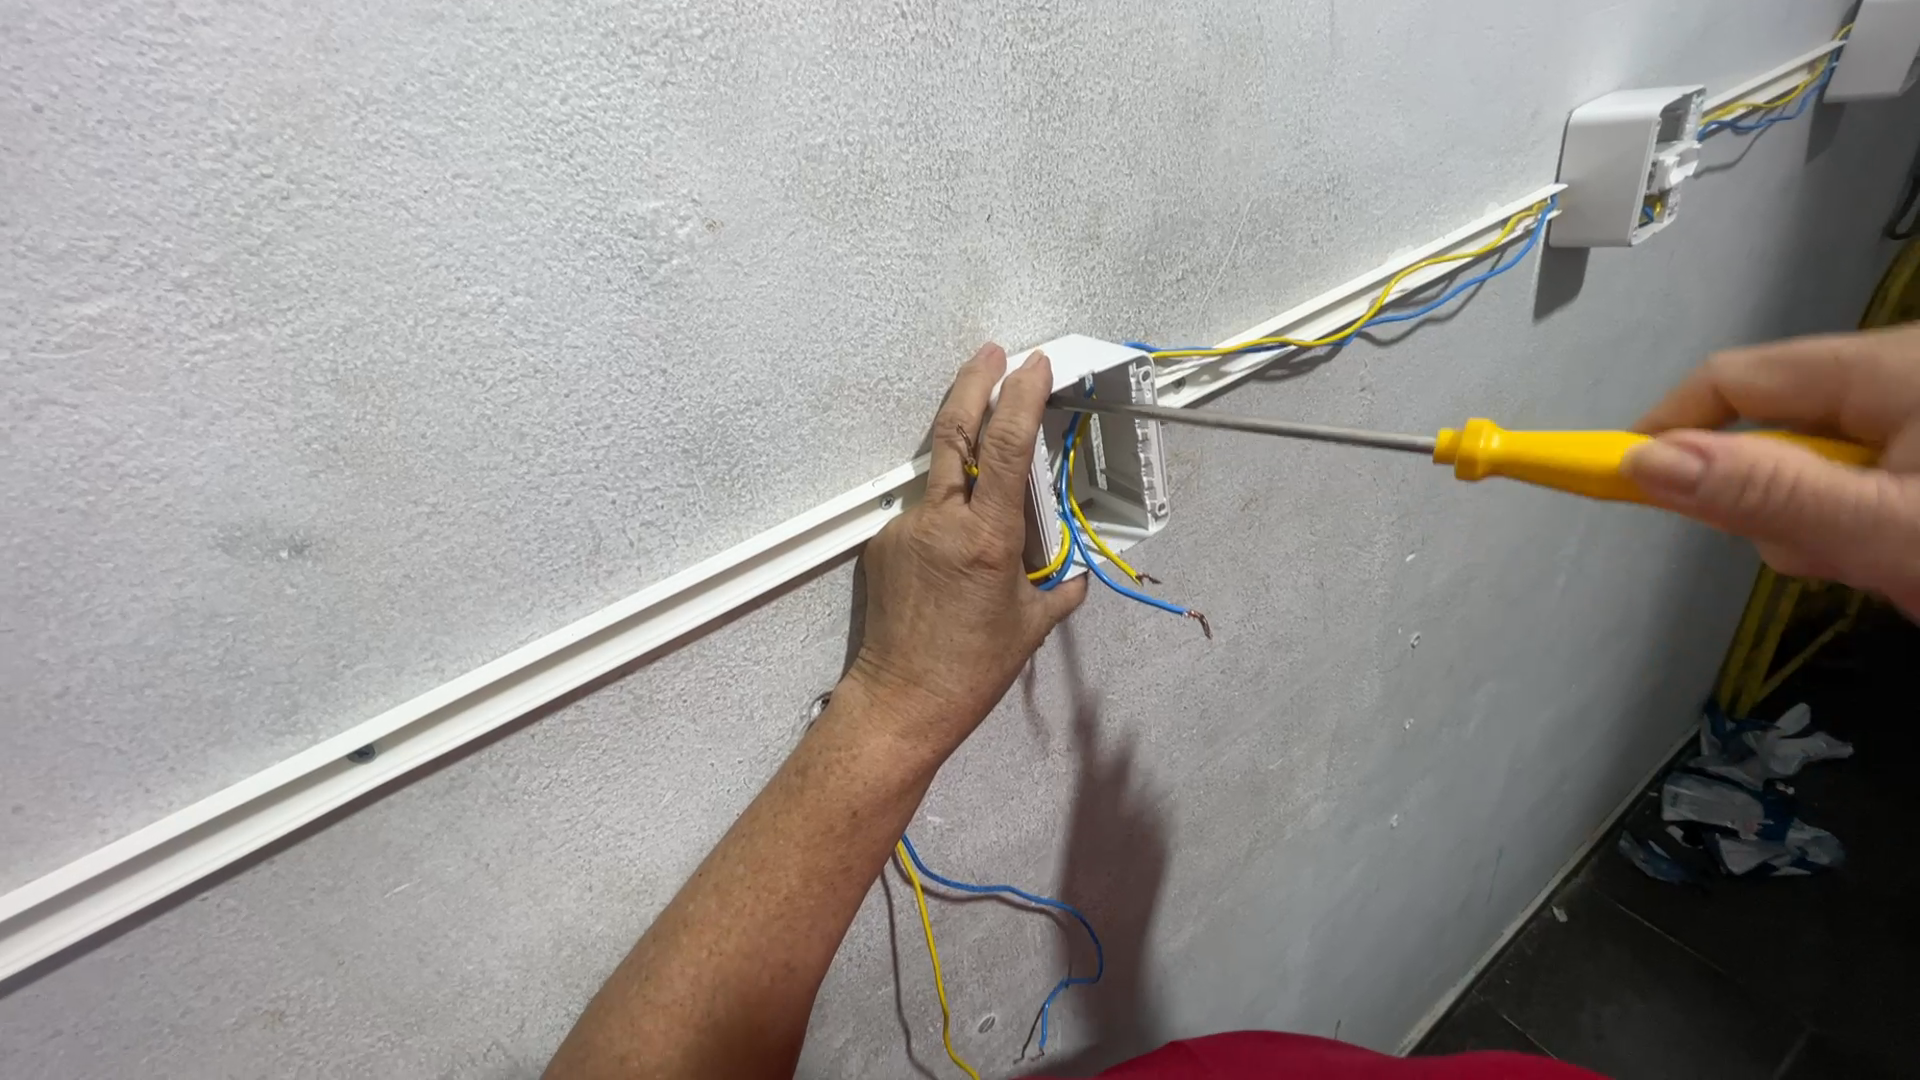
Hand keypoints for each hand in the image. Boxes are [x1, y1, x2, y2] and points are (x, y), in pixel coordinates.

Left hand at [843, 344, 1087, 760]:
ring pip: (936, 470)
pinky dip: (945, 507)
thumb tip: (1076, 574)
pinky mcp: (883, 542)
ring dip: (961, 443)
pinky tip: (956, 538)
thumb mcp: (1032, 626)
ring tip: (984, 435)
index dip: (1019, 397)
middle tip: (993, 351)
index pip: (1004, 447)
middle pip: (953, 431)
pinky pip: (923, 510)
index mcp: (987, 538)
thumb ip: (1059, 590)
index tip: (1033, 364)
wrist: (901, 699)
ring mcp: (906, 528)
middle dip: (973, 381)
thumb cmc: (975, 667)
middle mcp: (942, 521)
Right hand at [1624, 325, 1919, 615]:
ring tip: (1885, 565)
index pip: (1728, 380)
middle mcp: (1907, 370)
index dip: (1664, 431)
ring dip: (1822, 516)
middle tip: (1819, 554)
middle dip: (1767, 495)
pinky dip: (1867, 515)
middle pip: (1772, 426)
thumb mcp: (1890, 529)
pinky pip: (1866, 470)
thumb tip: (1640, 462)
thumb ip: (1766, 494)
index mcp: (1894, 365)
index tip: (1621, 485)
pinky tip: (1909, 552)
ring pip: (1817, 458)